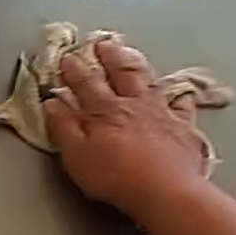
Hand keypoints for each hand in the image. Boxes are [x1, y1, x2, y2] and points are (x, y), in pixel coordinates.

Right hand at [42, 39, 210, 223]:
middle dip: (108, 56)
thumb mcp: (76, 154)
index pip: (85, 83)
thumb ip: (62, 127)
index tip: (66, 57)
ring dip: (137, 66)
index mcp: (104, 111)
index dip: (74, 69)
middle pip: (120, 73)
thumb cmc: (114, 176)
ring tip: (130, 55)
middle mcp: (133, 104)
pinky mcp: (183, 128)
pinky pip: (182, 105)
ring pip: (148, 81)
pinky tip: (178, 93)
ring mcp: (161, 113)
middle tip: (101, 43)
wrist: (164, 191)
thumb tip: (52, 103)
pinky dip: (178, 96)